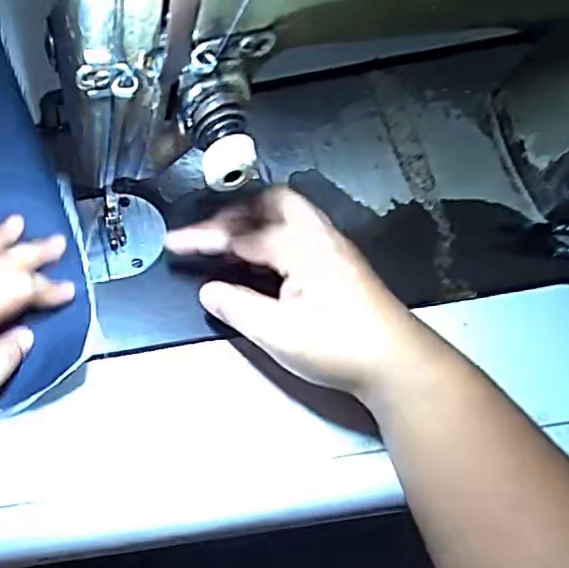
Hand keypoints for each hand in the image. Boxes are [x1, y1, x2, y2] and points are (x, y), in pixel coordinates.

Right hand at [163, 186, 445, 400]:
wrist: (395, 363)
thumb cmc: (338, 347)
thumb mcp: (276, 332)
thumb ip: (237, 307)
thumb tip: (209, 291)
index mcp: (301, 247)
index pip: (243, 233)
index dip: (204, 237)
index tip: (174, 243)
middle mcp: (320, 237)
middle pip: (271, 204)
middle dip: (234, 215)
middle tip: (208, 235)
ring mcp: (334, 250)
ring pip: (288, 217)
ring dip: (255, 225)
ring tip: (230, 245)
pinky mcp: (342, 267)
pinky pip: (298, 235)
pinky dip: (271, 239)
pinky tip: (263, 263)